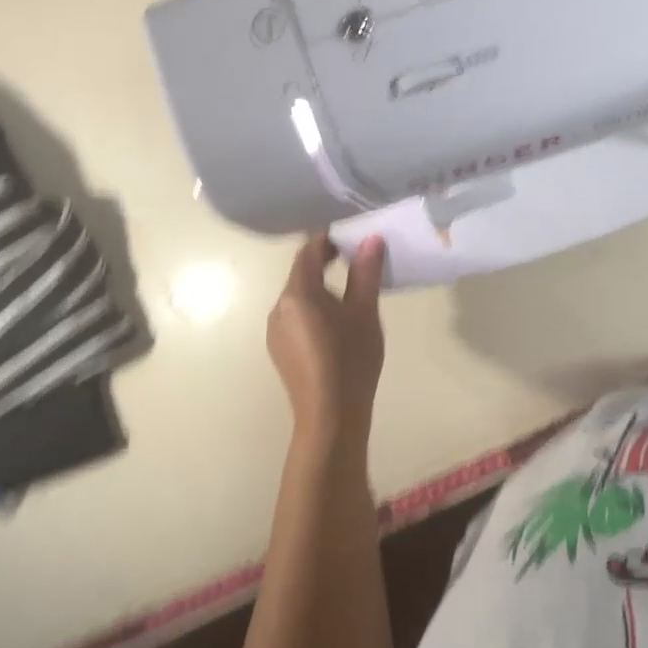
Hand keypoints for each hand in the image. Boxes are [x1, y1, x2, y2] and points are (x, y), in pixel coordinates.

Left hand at [265, 232, 387, 446]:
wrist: (331, 415)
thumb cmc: (351, 359)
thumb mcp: (364, 312)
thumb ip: (365, 273)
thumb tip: (371, 238)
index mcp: (297, 295)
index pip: (307, 252)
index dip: (327, 238)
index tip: (351, 232)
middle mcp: (278, 309)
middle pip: (301, 274)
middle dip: (326, 261)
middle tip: (358, 256)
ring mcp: (275, 332)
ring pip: (299, 297)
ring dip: (322, 286)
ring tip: (353, 289)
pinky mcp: (280, 350)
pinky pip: (297, 317)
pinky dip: (315, 308)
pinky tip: (337, 321)